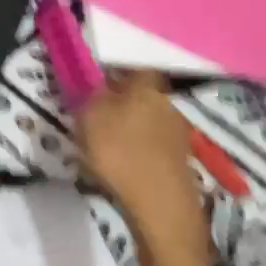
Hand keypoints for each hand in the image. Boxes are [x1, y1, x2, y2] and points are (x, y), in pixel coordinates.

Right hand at [76, 70, 200, 225]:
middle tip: (93, 104)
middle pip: (140, 89)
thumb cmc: (119, 151)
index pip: (132, 64)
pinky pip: (151, 136)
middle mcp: (168, 101)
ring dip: (127, 118)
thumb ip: (88, 91)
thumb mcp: (89, 116)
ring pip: (146, 113)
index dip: (111, 67)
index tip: (92, 75)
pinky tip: (120, 153)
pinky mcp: (177, 153)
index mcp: (147, 86)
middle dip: (119, 94)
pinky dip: (136, 139)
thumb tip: (89, 76)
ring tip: (103, 132)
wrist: (158, 201)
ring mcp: (176, 129)